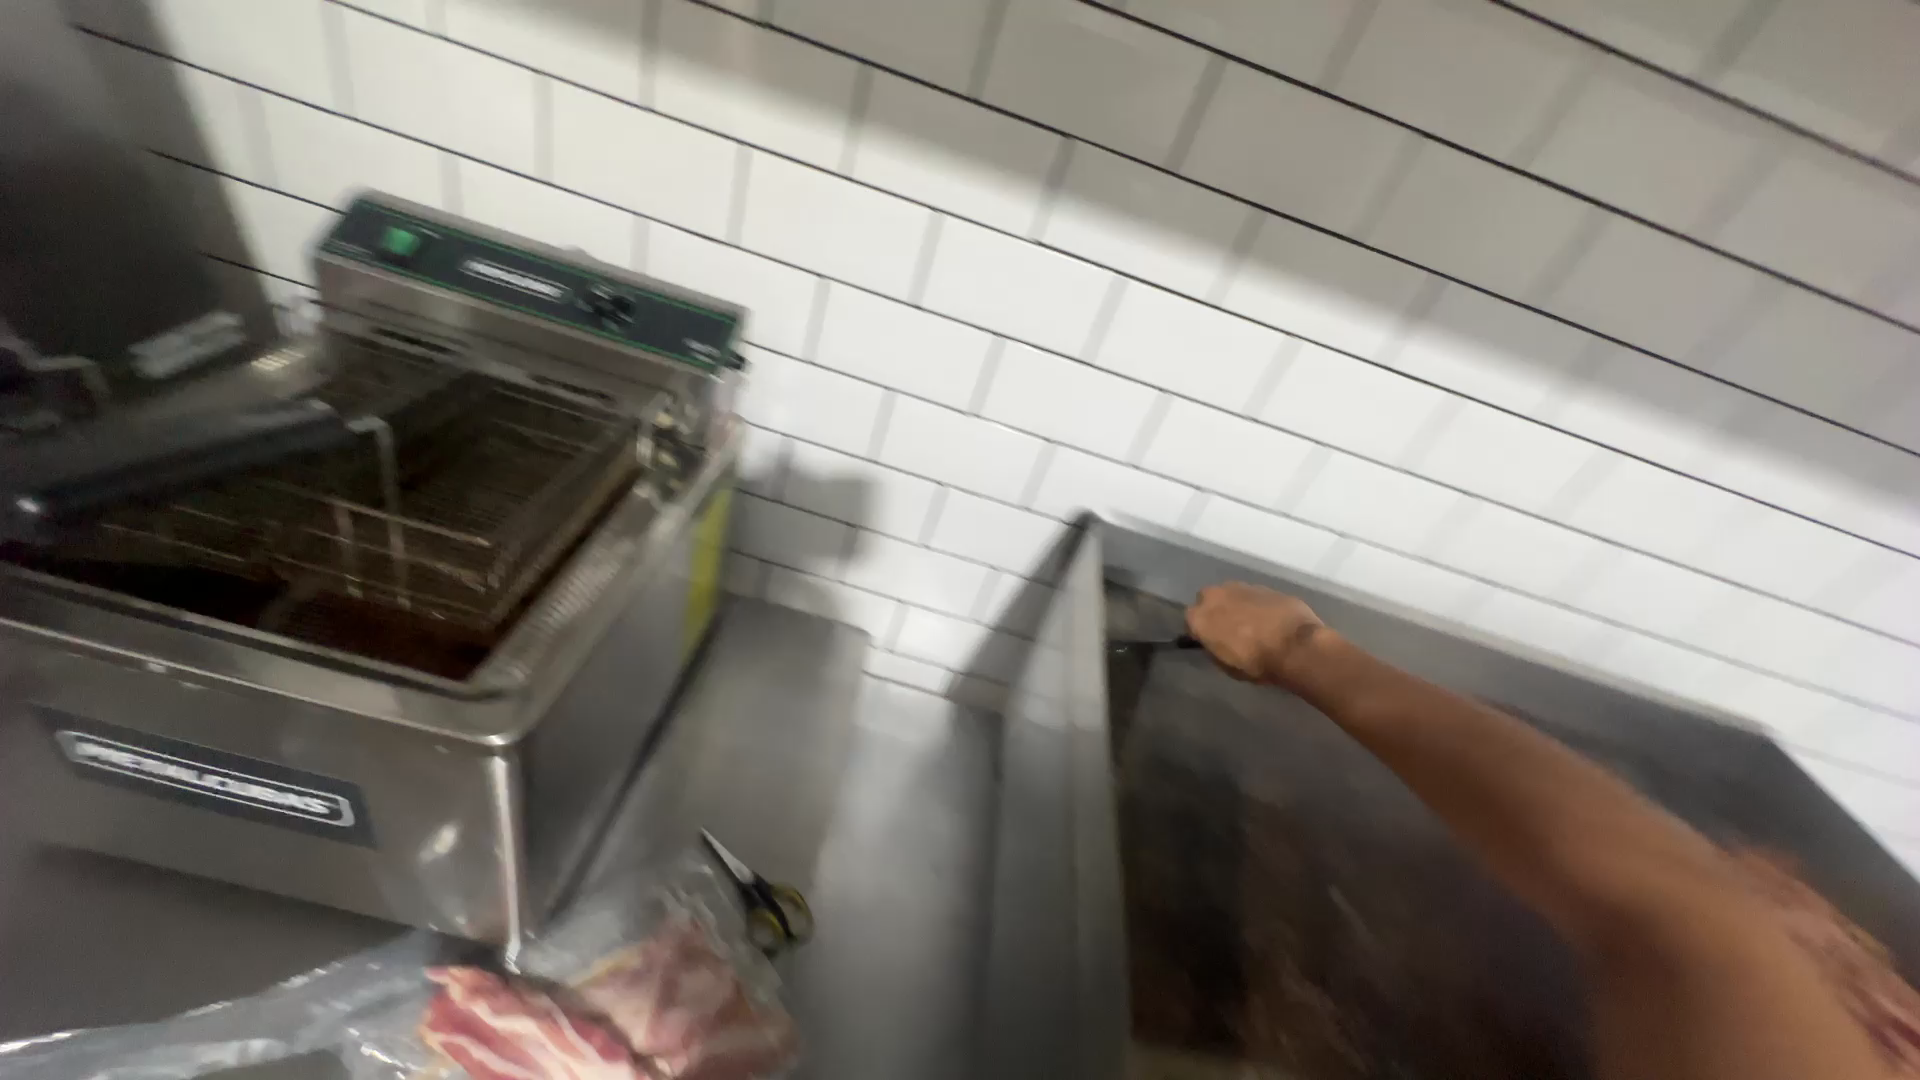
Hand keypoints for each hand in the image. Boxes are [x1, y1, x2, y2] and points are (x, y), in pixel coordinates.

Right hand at [1185, 582, 1324, 684]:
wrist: (1297, 646)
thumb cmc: (1257, 662)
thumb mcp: (1227, 666)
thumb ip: (1216, 649)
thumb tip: (1217, 643)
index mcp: (1199, 617)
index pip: (1191, 621)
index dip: (1201, 632)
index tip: (1211, 642)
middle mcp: (1215, 596)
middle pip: (1208, 600)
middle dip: (1216, 611)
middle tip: (1230, 629)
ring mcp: (1240, 587)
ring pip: (1231, 594)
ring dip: (1236, 605)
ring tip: (1252, 623)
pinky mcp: (1264, 586)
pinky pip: (1254, 596)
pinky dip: (1258, 605)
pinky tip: (1270, 619)